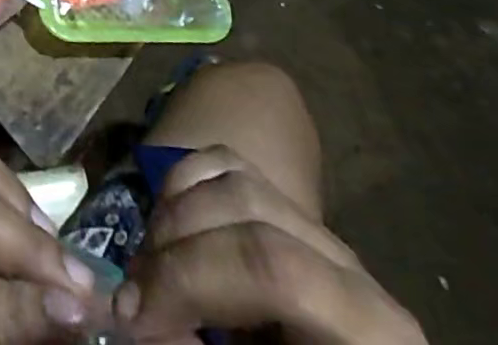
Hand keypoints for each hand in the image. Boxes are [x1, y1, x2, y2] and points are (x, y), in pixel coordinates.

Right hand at [117, 147, 423, 344]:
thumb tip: (136, 320)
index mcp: (369, 329)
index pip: (271, 266)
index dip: (188, 279)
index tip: (132, 318)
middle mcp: (349, 265)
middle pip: (246, 207)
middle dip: (172, 247)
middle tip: (128, 300)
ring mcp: (317, 232)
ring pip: (235, 178)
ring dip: (173, 214)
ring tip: (146, 269)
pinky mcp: (288, 218)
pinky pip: (232, 168)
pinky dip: (186, 183)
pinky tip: (167, 226)